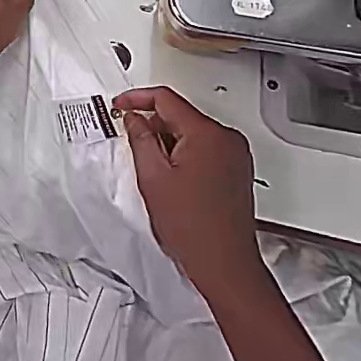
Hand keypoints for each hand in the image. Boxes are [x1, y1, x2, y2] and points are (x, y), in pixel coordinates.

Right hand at [113, 86, 264, 297]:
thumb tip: (134, 119)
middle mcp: (226, 138)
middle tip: (133, 141)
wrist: (223, 262)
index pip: (166, 99)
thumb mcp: (153, 178)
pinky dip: (186, 153)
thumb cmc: (195, 228)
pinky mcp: (237, 168)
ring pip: (193, 132)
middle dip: (154, 125)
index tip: (122, 104)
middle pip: (181, 114)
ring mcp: (235, 153)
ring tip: (157, 172)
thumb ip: (140, 140)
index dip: (137, 98)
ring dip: (170, 141)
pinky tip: (175, 178)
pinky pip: (207, 147)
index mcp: (206, 134)